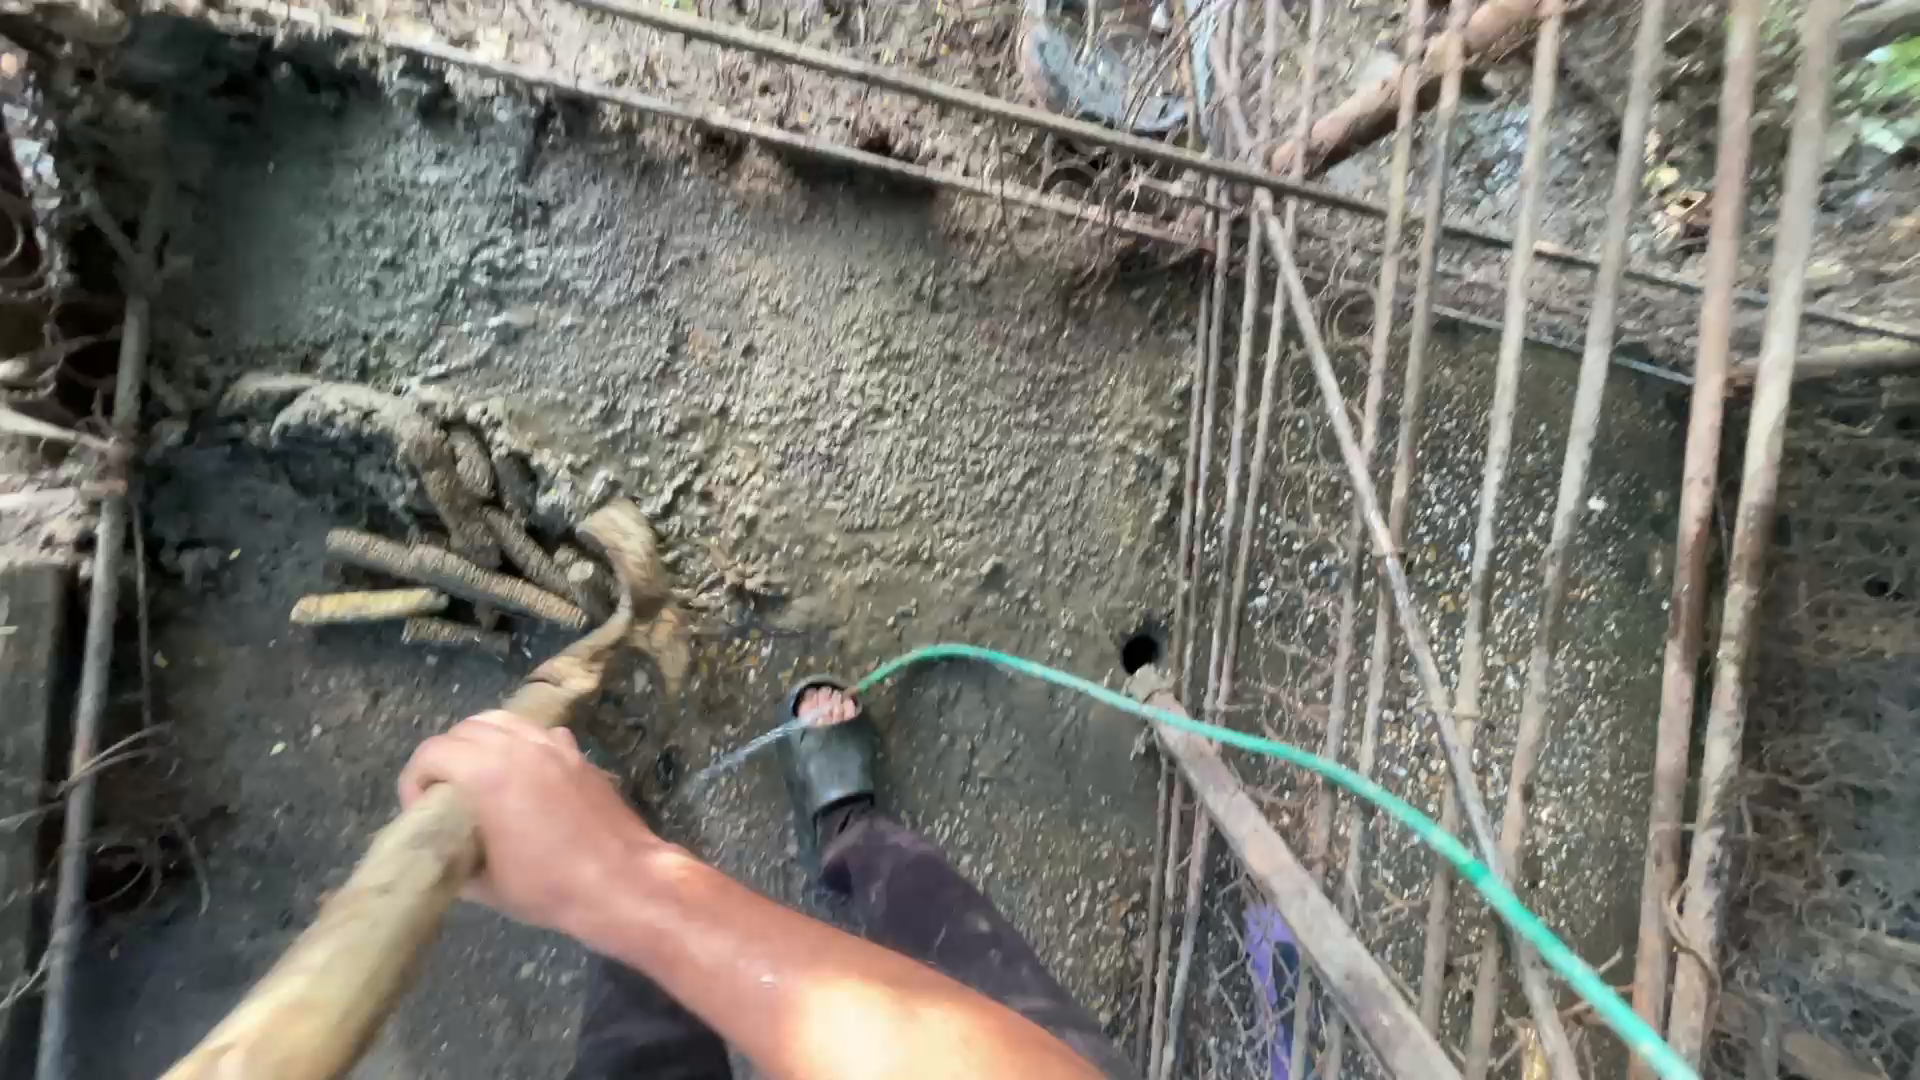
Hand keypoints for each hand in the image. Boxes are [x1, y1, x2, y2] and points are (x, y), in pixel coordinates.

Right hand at [398, 711, 662, 933]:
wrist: (618, 877)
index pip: (433, 750)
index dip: (415, 780)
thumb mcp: (481, 882)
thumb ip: (450, 850)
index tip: (421, 811)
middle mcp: (524, 748)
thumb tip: (440, 840)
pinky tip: (523, 777)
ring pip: (507, 721)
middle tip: (445, 794)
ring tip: (479, 780)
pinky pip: (541, 733)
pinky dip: (522, 744)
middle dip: (446, 756)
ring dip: (484, 742)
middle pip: (468, 727)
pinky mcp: (580, 755)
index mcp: (491, 773)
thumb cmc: (547, 885)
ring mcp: (558, 746)